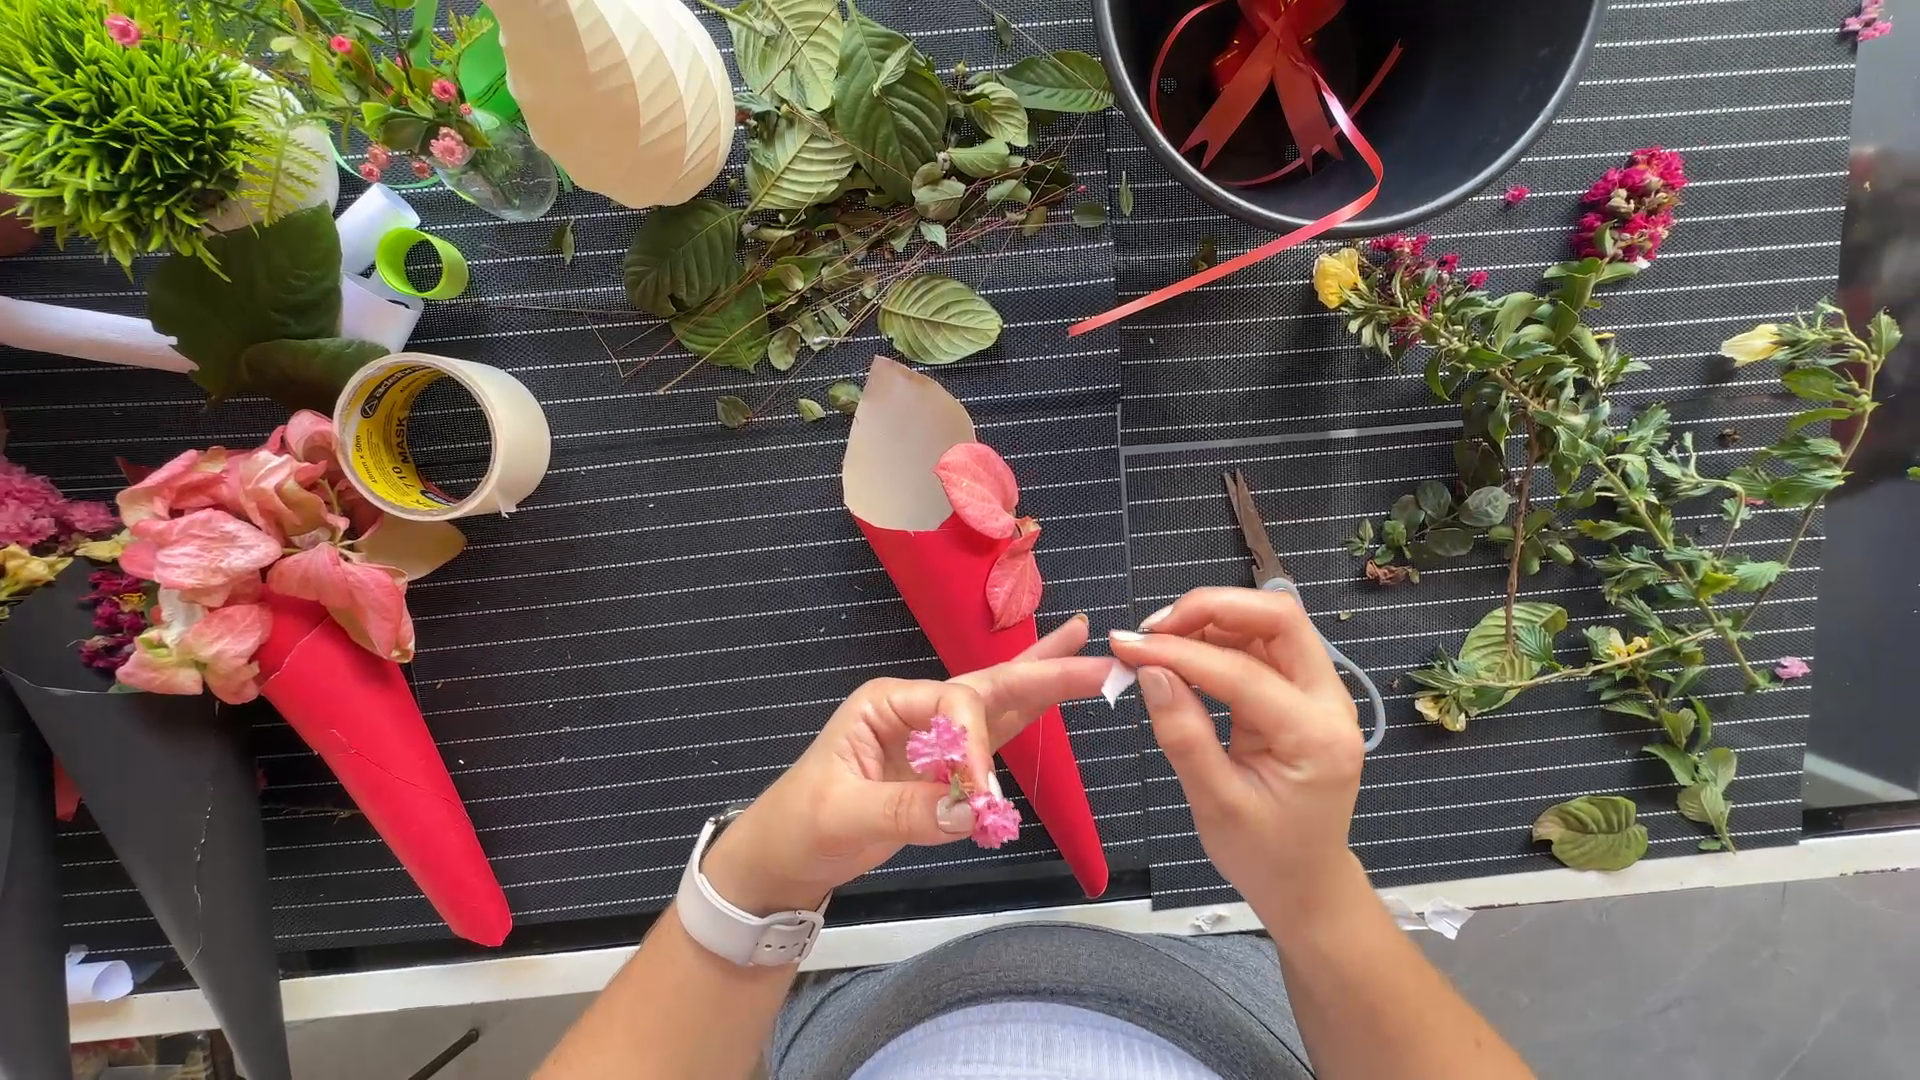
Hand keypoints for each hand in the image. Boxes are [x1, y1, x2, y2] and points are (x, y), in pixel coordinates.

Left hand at [702, 615, 1111, 913]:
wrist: (787, 856)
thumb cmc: (802, 826)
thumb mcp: (843, 815)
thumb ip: (908, 810)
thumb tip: (976, 812)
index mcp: (888, 702)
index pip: (953, 707)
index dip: (977, 748)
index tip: (984, 801)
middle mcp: (916, 707)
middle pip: (987, 686)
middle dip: (1042, 672)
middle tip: (1097, 660)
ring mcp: (932, 734)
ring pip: (998, 703)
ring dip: (1044, 683)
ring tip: (1088, 659)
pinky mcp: (944, 765)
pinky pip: (993, 739)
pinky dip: (1028, 719)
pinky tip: (1054, 698)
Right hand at [1109, 587, 1365, 909]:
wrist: (1307, 882)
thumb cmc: (1264, 855)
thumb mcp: (1215, 804)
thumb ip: (1183, 734)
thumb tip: (1149, 671)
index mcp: (1316, 738)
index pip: (1242, 671)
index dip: (1179, 651)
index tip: (1126, 646)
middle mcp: (1330, 702)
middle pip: (1278, 618)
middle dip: (1210, 608)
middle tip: (1152, 629)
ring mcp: (1320, 691)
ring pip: (1269, 622)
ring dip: (1211, 617)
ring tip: (1158, 639)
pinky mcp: (1300, 690)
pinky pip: (1261, 643)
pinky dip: (1218, 635)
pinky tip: (1181, 651)